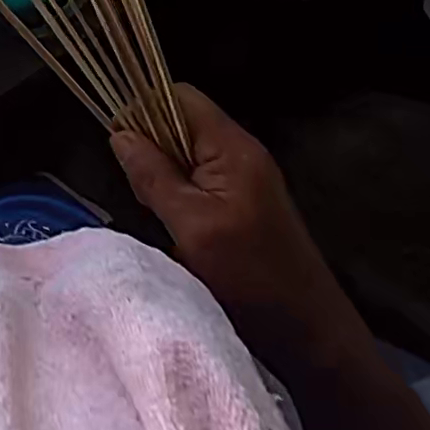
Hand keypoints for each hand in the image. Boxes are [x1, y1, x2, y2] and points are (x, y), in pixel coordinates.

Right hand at [110, 84, 335, 340]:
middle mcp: (239, 149)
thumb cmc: (252, 278)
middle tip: (142, 187)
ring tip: (158, 210)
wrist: (310, 334)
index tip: (123, 141)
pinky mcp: (241, 197)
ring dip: (162, 171)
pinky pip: (197, 174)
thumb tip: (119, 135)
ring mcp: (242, 173)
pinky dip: (177, 190)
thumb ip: (153, 176)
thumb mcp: (192, 226)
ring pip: (183, 149)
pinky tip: (174, 220)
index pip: (180, 96)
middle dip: (151, 145)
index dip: (145, 107)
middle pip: (179, 120)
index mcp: (232, 146)